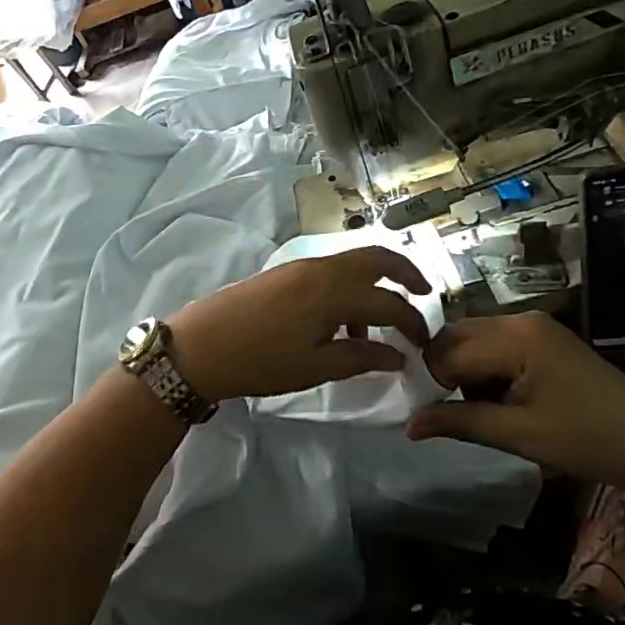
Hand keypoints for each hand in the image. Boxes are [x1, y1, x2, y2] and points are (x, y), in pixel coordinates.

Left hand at [167, 247, 431, 401]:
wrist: (199, 346)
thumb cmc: (261, 361)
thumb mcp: (315, 367)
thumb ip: (361, 357)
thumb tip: (398, 357)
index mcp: (336, 291)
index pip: (391, 302)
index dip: (413, 323)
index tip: (424, 344)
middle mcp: (324, 268)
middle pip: (378, 257)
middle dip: (406, 272)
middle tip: (423, 293)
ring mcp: (303, 266)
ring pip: (354, 262)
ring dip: (375, 283)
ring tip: (375, 325)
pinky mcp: (286, 272)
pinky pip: (332, 271)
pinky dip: (349, 287)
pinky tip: (339, 323)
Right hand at [408, 313, 624, 491]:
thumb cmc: (586, 439)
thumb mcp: (518, 434)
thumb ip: (460, 421)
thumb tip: (410, 425)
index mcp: (516, 335)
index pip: (449, 350)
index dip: (429, 381)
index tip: (420, 412)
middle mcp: (522, 319)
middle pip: (459, 336)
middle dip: (444, 372)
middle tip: (445, 412)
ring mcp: (536, 327)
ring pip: (476, 341)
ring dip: (465, 373)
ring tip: (478, 412)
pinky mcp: (546, 340)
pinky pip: (498, 346)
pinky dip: (487, 371)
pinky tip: (499, 401)